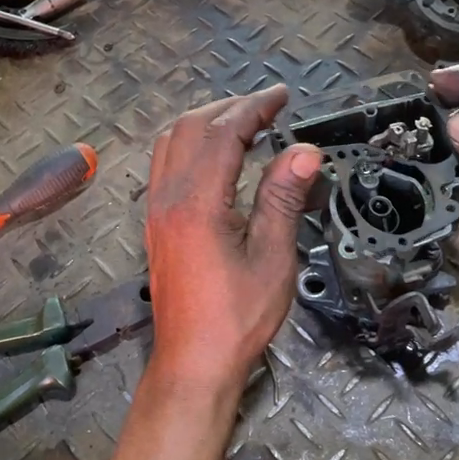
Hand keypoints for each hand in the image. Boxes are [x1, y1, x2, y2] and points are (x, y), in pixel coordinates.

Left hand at [144, 85, 322, 391]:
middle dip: (230, 107)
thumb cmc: (236, 318)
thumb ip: (283, 198)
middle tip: (267, 107)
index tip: (281, 97)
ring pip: (172, 141)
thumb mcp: (271, 259)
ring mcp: (155, 209)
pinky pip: (165, 162)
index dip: (254, 107)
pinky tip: (215, 155)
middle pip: (192, 127)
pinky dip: (190, 142)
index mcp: (197, 202)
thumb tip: (304, 151)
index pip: (224, 133)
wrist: (192, 362)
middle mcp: (167, 197)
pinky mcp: (154, 223)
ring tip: (243, 123)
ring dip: (206, 121)